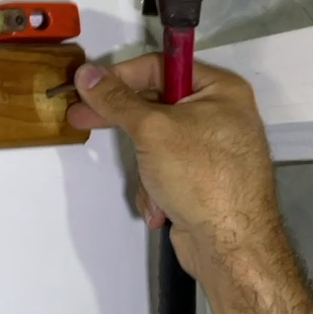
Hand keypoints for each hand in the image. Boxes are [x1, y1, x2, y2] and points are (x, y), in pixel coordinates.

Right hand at [66, 55, 283, 282]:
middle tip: (80, 117)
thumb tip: (86, 74)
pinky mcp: (202, 176)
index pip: (158, 67)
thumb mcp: (151, 129)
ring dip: (143, 165)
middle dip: (124, 123)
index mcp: (219, 89)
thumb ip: (115, 99)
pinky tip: (160, 204)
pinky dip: (155, 184)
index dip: (120, 76)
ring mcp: (211, 147)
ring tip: (149, 185)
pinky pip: (164, 166)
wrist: (231, 246)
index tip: (88, 87)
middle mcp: (219, 112)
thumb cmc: (201, 177)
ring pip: (155, 139)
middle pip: (154, 102)